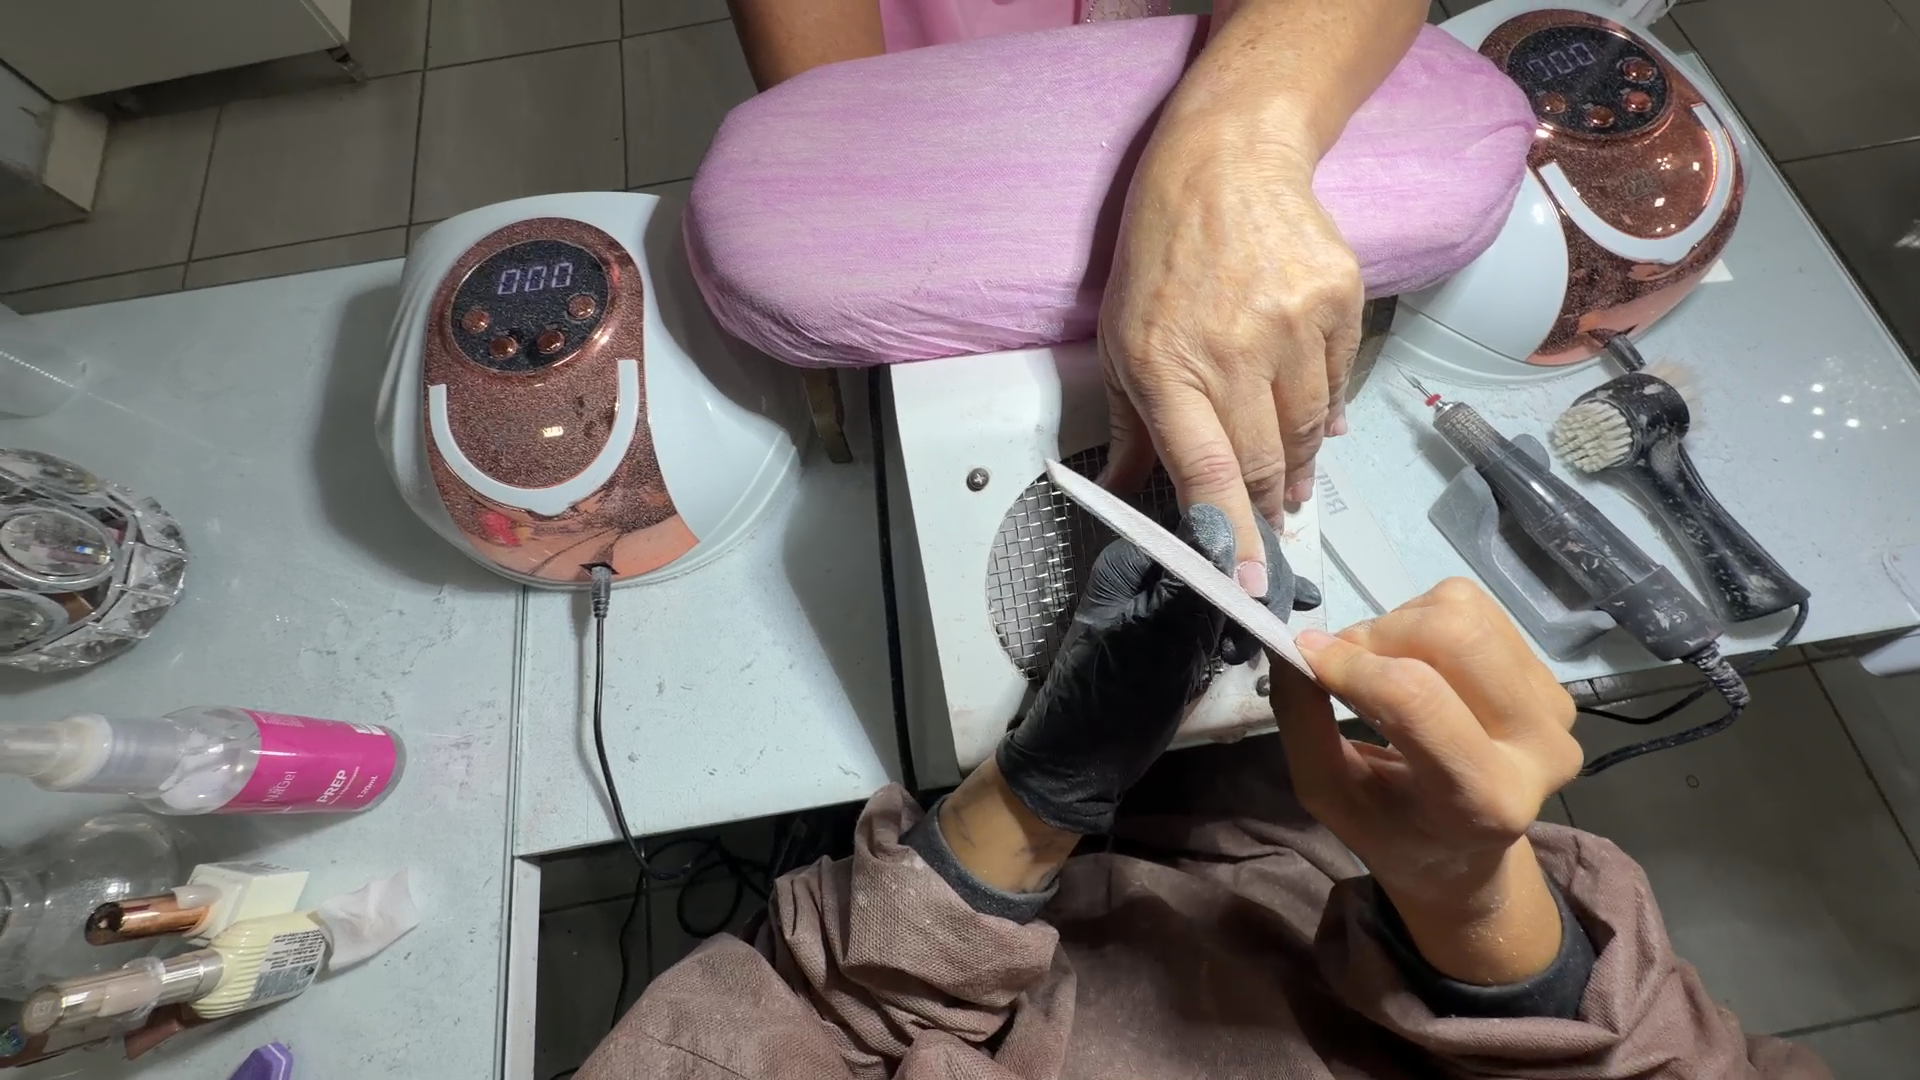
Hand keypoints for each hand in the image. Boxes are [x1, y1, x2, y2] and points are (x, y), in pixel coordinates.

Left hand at [995, 504, 1311, 835]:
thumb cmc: (1113, 699)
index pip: (1204, 527)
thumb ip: (1191, 579)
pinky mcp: (1174, 633)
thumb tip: (1219, 513)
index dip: (1247, 551)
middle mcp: (1148, 572)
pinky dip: (1239, 629)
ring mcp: (1163, 603)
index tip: (1278, 592)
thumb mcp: (1157, 636)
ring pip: (1225, 585)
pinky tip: (1249, 648)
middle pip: (1219, 554)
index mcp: (1132, 559)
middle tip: (1273, 623)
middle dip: (1254, 584)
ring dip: (1250, 610)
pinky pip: (1216, 615)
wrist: (1086, 761)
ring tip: (1251, 646)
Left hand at [1099, 115, 1363, 594]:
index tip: (1246, 583)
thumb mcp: (1120, 346)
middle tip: (1267, 533)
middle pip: (1262, 463)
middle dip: (1264, 510)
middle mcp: (1234, 353)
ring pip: (1307, 433)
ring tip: (1288, 489)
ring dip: (1296, 471)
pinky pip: (1338, 386)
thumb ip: (1131, 429)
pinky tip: (1311, 426)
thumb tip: (1125, 498)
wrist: (1227, 165)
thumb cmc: (1157, 262)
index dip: (1229, 535)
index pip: (1205, 472)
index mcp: (1167, 369)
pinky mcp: (1341, 302)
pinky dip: (1324, 416)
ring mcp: (1295, 326)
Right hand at [1270, 578, 1581, 982]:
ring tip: (1381, 665)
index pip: (1414, 696)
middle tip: (1346, 666)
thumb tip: (1288, 647)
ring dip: (1396, 625)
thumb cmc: (1386, 825)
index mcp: (1483, 797)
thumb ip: (1302, 720)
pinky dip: (1420, 618)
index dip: (1348, 664)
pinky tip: (1414, 659)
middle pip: (1451, 634)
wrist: (1462, 848)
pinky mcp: (1553, 678)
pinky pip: (1474, 608)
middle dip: (1374, 636)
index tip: (1303, 657)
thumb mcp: (1324, 791)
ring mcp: (1556, 708)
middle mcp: (1539, 749)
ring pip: (1461, 611)